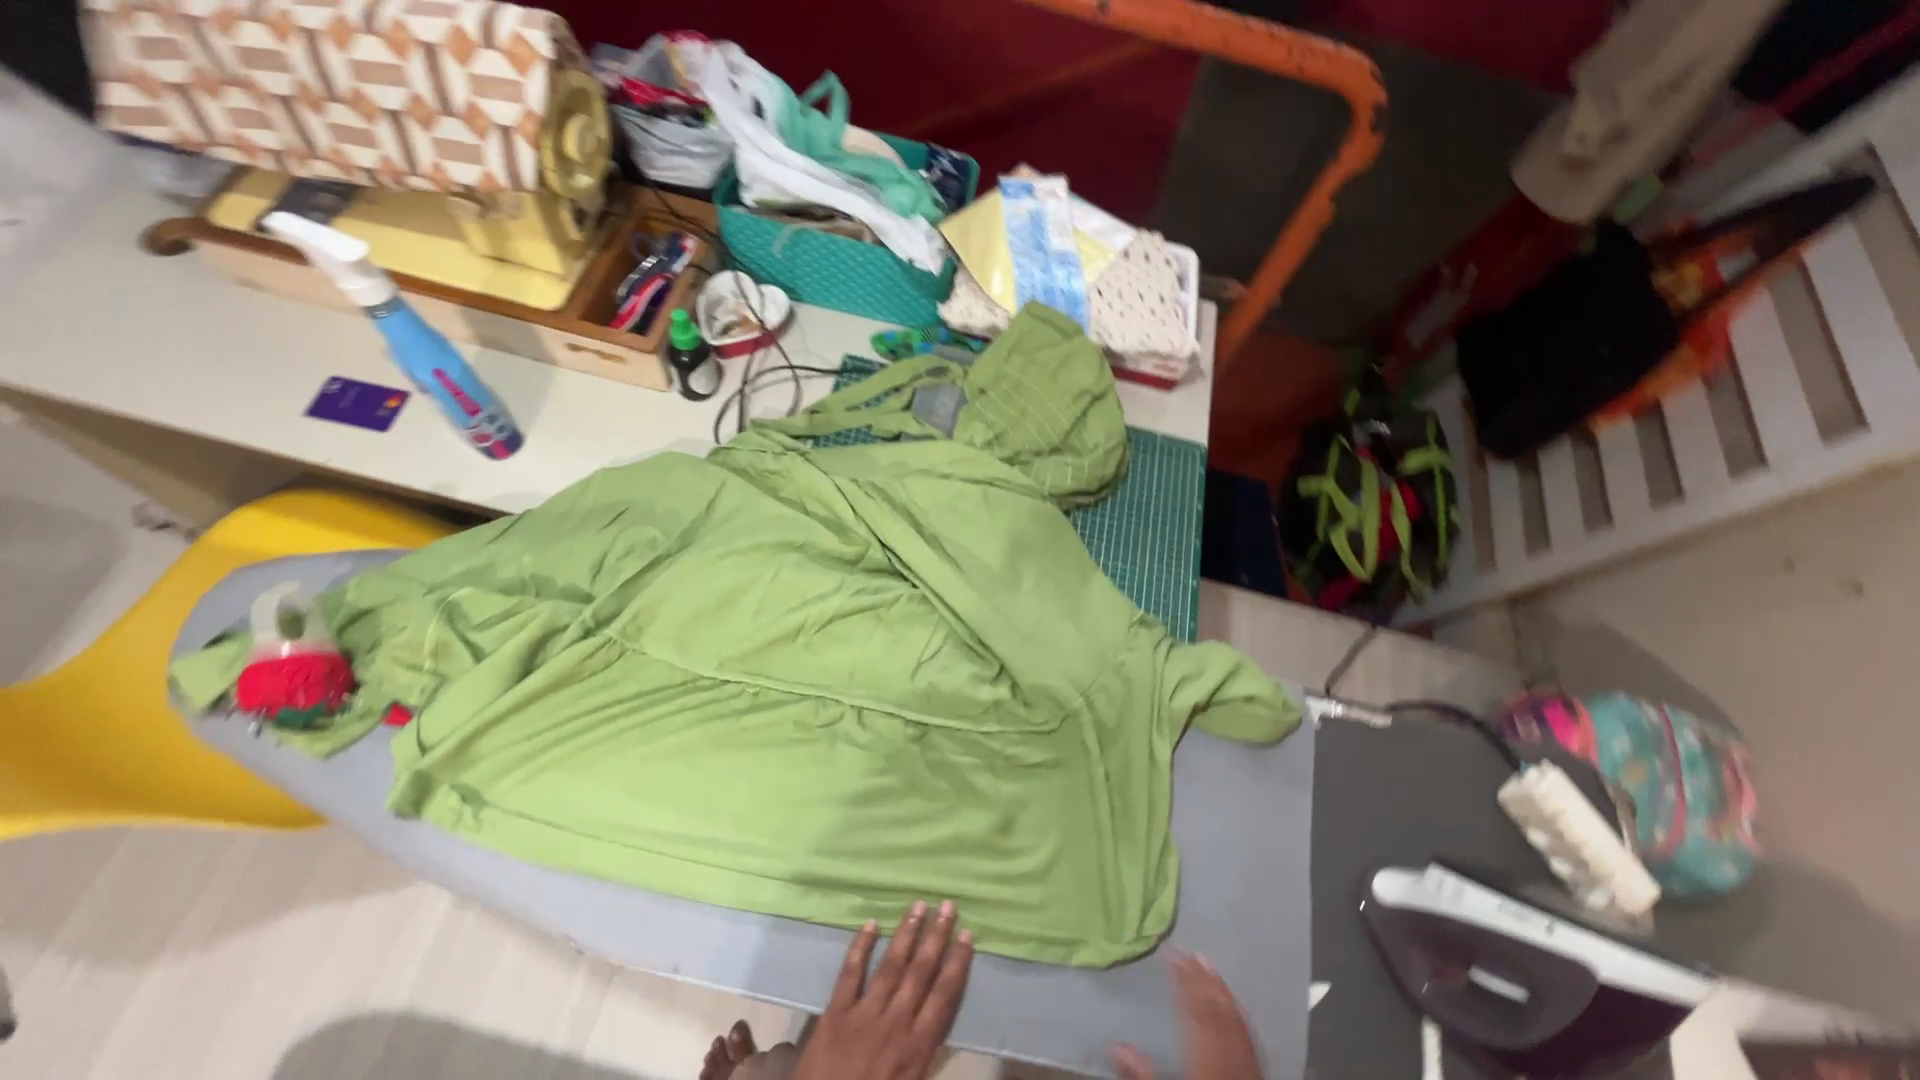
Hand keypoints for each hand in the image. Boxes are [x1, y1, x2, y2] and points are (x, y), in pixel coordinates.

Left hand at [792, 900, 975, 1079]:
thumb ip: (927, 1052)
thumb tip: (942, 1020)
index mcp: (917, 1045)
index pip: (944, 996)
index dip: (957, 963)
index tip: (967, 935)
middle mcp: (895, 1023)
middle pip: (921, 973)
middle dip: (936, 937)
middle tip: (948, 906)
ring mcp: (864, 1015)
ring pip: (891, 966)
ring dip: (906, 934)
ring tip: (919, 906)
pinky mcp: (835, 1013)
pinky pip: (850, 974)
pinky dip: (860, 947)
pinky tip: (871, 924)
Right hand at [1110, 950, 1262, 1079]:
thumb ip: (1141, 1073)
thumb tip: (1115, 1045)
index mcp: (1204, 1060)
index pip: (1193, 1010)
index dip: (1182, 979)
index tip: (1172, 955)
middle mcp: (1228, 1055)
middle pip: (1215, 1009)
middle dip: (1201, 977)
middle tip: (1188, 950)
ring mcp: (1247, 1063)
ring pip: (1235, 1017)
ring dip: (1221, 988)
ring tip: (1208, 964)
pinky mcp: (1257, 1071)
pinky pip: (1248, 1033)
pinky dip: (1238, 1010)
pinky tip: (1233, 1002)